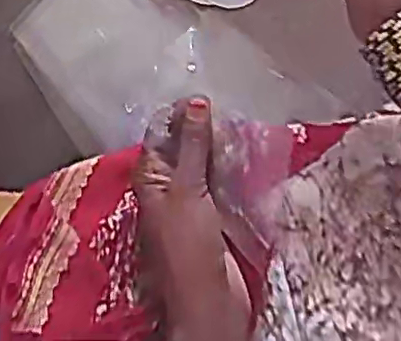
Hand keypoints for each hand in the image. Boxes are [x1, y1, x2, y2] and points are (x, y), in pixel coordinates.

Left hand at [135, 98, 231, 289]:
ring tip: (242, 122)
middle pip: (186, 143)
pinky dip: (233, 164)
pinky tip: (249, 150)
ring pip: (206, 159)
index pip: (163, 130)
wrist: (211, 307)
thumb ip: (192, 144)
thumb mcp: (188, 190)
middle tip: (229, 105)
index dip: (182, 111)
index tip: (207, 94)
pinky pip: (222, 177)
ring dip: (221, 145)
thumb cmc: (188, 248)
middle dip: (205, 126)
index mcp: (151, 175)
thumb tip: (195, 100)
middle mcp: (168, 182)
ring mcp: (192, 197)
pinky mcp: (215, 210)